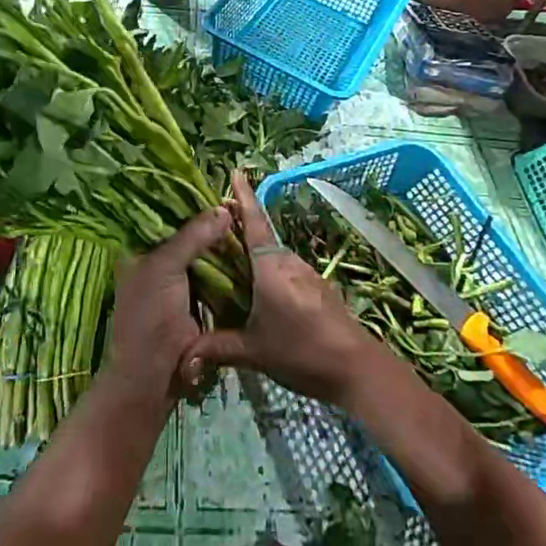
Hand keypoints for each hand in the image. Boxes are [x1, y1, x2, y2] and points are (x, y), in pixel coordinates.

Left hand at [101, 205, 234, 400]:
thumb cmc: (150, 313)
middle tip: (237, 204)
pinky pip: (213, 279)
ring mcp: (175, 284)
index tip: (214, 189)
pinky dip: (228, 269)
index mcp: (137, 249)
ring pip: (201, 257)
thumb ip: (192, 237)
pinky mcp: (195, 303)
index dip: (185, 203)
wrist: (155, 374)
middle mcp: (154, 262)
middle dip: (208, 224)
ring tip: (246, 221)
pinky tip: (248, 253)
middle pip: (184, 236)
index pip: (161, 217)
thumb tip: (223, 209)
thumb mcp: (166, 267)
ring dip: (220, 246)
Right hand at [181, 173, 380, 402]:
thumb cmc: (303, 352)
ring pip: (274, 255)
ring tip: (231, 260)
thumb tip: (184, 353)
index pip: (253, 223)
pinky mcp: (319, 290)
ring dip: (254, 253)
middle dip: (239, 227)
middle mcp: (289, 263)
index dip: (243, 197)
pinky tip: (260, 290)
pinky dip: (269, 271)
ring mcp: (308, 275)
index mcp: (270, 267)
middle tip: (214, 225)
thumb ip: (217, 346)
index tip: (236, 171)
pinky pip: (286, 271)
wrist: (361, 373)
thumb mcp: (253, 351)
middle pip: (260, 237)